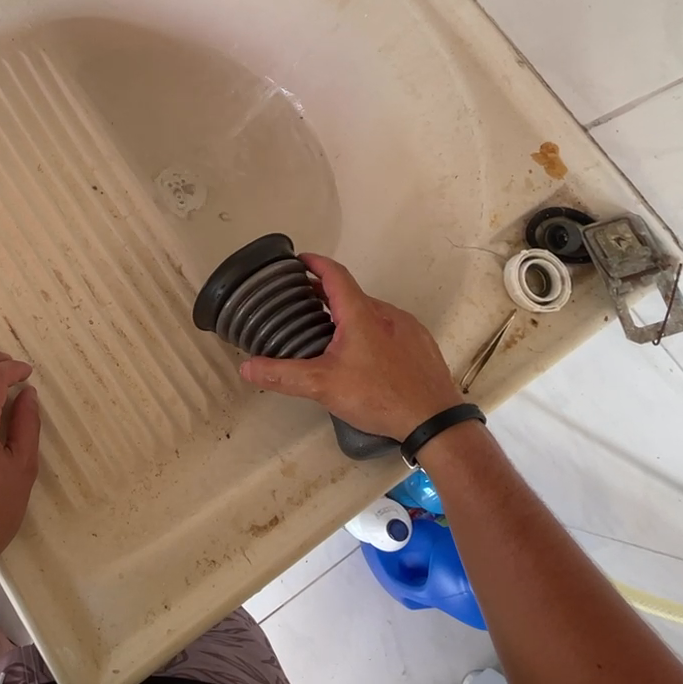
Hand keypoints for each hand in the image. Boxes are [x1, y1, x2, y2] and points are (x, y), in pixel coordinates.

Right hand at [238, 254, 460, 439]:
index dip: (314, 263)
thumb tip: (246, 368)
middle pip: (350, 294)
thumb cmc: (378, 396)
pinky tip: (364, 358)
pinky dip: (371, 332)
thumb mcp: (322, 386)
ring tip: (328, 336)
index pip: (334, 273)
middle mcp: (385, 312)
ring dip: (348, 316)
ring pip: (371, 313)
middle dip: (325, 295)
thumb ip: (282, 374)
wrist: (436, 422)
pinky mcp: (421, 345)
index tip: (298, 261)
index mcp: (360, 312)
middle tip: (301, 305)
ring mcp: (407, 328)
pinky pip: (390, 328)